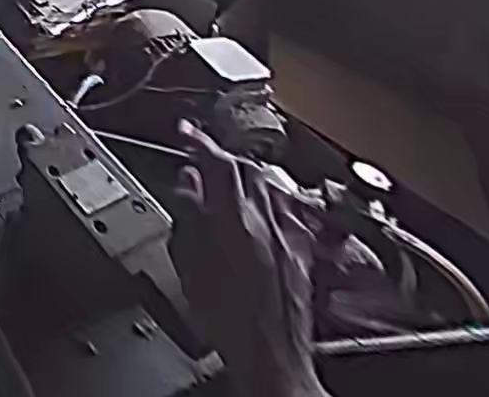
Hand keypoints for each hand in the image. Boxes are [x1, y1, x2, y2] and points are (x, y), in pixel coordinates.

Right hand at [170, 121, 328, 396]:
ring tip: (222, 177)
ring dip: (244, 175)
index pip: (220, 163)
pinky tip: (253, 209)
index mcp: (236, 220)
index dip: (200, 141)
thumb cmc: (224, 313)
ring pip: (269, 188)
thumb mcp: (187, 255)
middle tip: (199, 151)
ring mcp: (290, 240)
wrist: (269, 356)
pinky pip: (286, 213)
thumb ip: (188, 210)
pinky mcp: (302, 258)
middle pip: (249, 170)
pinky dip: (264, 200)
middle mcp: (268, 224)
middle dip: (222, 155)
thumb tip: (188, 182)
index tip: (185, 131)